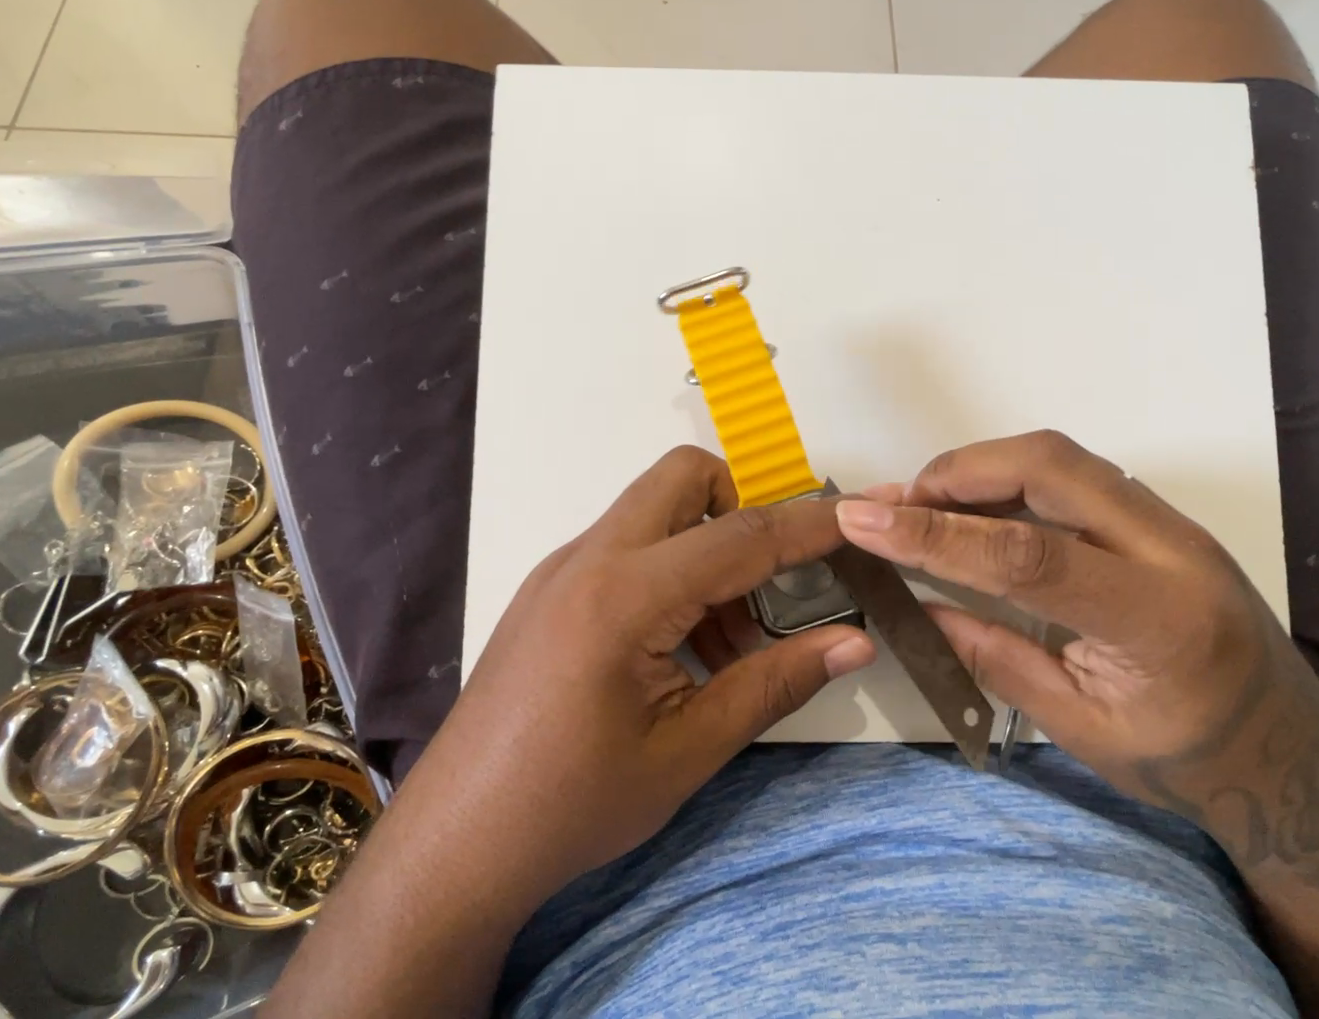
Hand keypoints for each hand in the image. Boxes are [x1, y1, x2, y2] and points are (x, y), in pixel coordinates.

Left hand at [429, 446, 876, 888]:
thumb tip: (855, 643)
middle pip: (682, 478)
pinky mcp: (547, 593)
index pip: (740, 537)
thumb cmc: (574, 804)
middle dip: (743, 508)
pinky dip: (669, 575)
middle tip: (770, 585)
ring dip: (706, 551)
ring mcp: (559, 571)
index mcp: (624, 596)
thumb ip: (774, 683)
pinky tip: (678, 655)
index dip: (809, 527)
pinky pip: (624, 550)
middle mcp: (587, 560)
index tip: (860, 519)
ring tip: (727, 647)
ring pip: (652, 512)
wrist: (457, 841)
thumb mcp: (689, 750)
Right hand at [834, 430, 1307, 802]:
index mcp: (1156, 621)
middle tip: (898, 503)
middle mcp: (1172, 550)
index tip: (865, 519)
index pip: (1029, 555)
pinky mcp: (1160, 519)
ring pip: (1064, 459)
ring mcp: (1172, 525)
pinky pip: (1076, 477)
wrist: (1288, 753)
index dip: (936, 534)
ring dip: (982, 470)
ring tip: (923, 505)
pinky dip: (1011, 482)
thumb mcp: (1081, 728)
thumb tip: (919, 605)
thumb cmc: (1186, 760)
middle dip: (959, 472)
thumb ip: (996, 659)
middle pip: (1052, 466)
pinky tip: (974, 513)